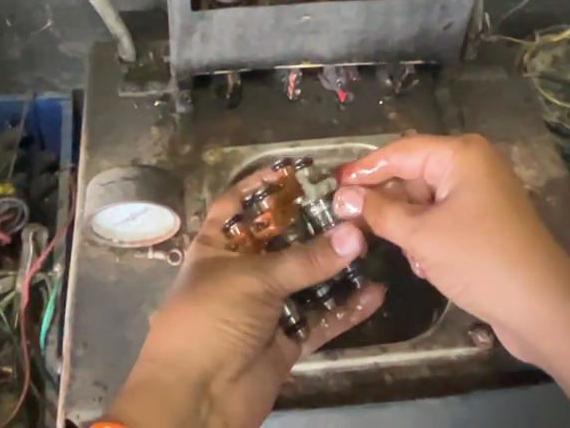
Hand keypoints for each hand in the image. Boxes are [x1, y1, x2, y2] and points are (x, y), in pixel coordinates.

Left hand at [106, 174, 385, 427]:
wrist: (195, 398)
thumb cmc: (210, 318)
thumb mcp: (254, 279)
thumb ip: (306, 259)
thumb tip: (354, 235)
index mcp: (219, 245)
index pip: (240, 203)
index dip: (265, 186)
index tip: (300, 171)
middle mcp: (243, 270)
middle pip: (283, 241)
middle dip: (315, 227)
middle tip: (353, 208)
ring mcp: (266, 307)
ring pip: (307, 280)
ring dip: (336, 268)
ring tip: (373, 245)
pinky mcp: (286, 340)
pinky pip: (320, 318)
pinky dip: (345, 309)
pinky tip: (374, 293)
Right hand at [333, 133, 569, 366]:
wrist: (546, 311)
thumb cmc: (480, 261)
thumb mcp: (421, 236)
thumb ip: (379, 212)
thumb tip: (344, 196)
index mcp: (460, 155)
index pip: (399, 152)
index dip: (364, 169)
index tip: (333, 184)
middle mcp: (472, 165)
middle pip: (413, 173)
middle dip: (385, 199)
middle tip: (351, 218)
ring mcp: (483, 193)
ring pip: (426, 198)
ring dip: (406, 222)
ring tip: (389, 246)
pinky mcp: (488, 221)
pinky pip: (444, 216)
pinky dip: (427, 234)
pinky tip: (421, 262)